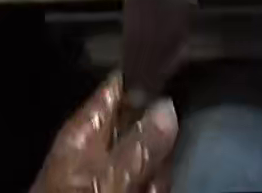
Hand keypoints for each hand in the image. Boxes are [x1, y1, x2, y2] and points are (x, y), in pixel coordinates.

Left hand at [31, 73, 178, 192]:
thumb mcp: (104, 182)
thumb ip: (137, 146)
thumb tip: (169, 105)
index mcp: (85, 129)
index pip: (120, 85)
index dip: (148, 80)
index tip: (177, 82)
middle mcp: (98, 147)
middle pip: (145, 127)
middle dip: (159, 151)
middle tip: (153, 178)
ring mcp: (108, 177)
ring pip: (151, 163)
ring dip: (157, 181)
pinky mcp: (120, 192)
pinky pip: (148, 187)